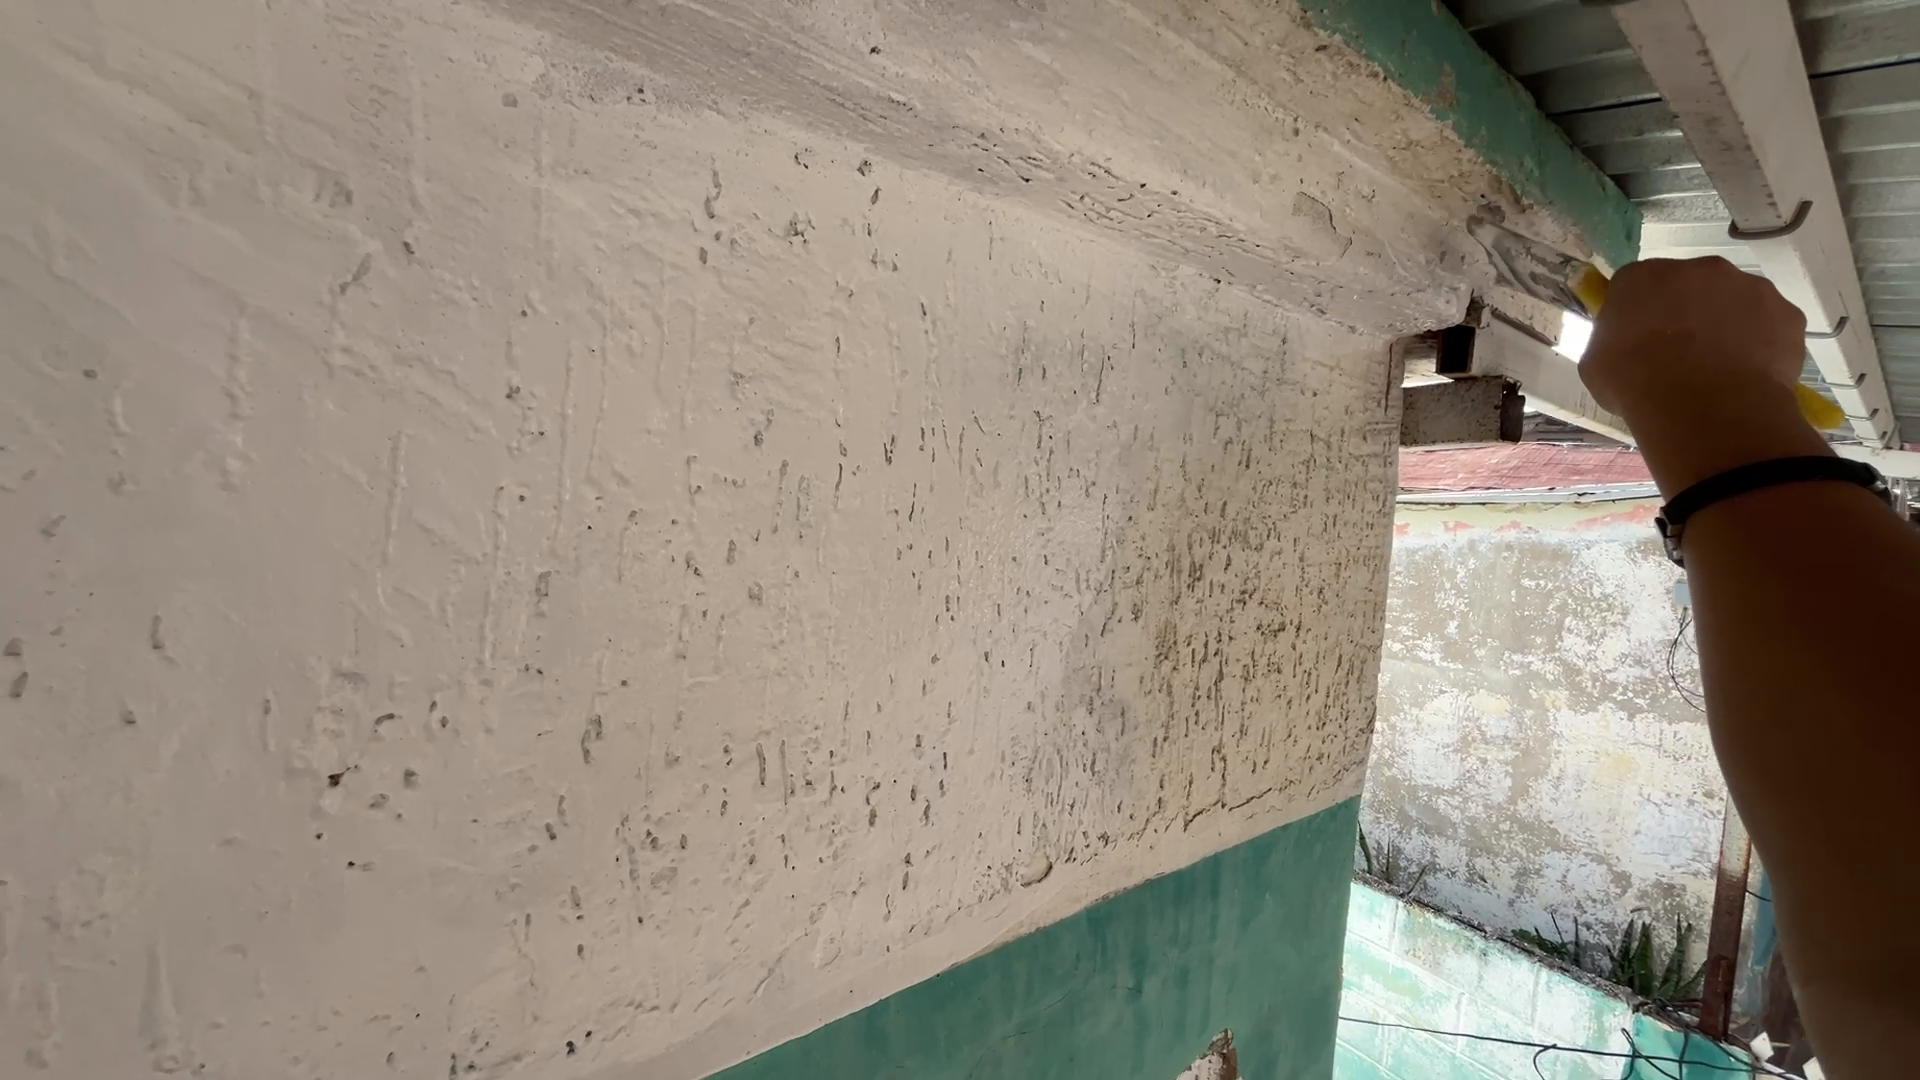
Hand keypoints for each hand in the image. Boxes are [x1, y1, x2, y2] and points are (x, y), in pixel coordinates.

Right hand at [1578, 256, 1828, 496]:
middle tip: (1668, 348)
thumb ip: (1613, 337)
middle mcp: (1700, 269)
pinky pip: (1765, 323)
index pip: (1632, 283)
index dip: (1631, 308)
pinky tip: (1736, 371)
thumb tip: (1628, 338)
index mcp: (1643, 277)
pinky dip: (1752, 342)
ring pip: (1731, 300)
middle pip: (1687, 284)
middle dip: (1679, 309)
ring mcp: (1752, 287)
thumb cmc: (1632, 380)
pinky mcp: (1788, 312)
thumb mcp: (1595, 360)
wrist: (1703, 402)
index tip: (1628, 333)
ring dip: (1719, 322)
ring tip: (1707, 364)